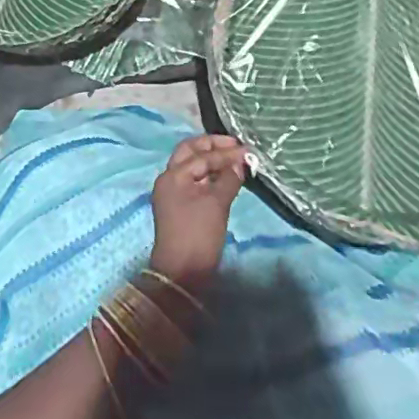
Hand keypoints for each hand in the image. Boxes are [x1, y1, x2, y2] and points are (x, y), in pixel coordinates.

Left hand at [148, 135, 247, 284]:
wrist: (182, 272)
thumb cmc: (198, 234)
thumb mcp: (217, 204)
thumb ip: (229, 178)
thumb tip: (240, 162)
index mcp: (173, 175)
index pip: (201, 155)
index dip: (226, 152)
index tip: (249, 150)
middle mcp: (169, 179)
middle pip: (190, 152)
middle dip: (212, 146)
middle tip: (236, 145)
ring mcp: (172, 192)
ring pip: (191, 166)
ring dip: (211, 160)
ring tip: (235, 160)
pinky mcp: (180, 205)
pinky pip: (194, 181)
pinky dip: (209, 175)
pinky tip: (227, 177)